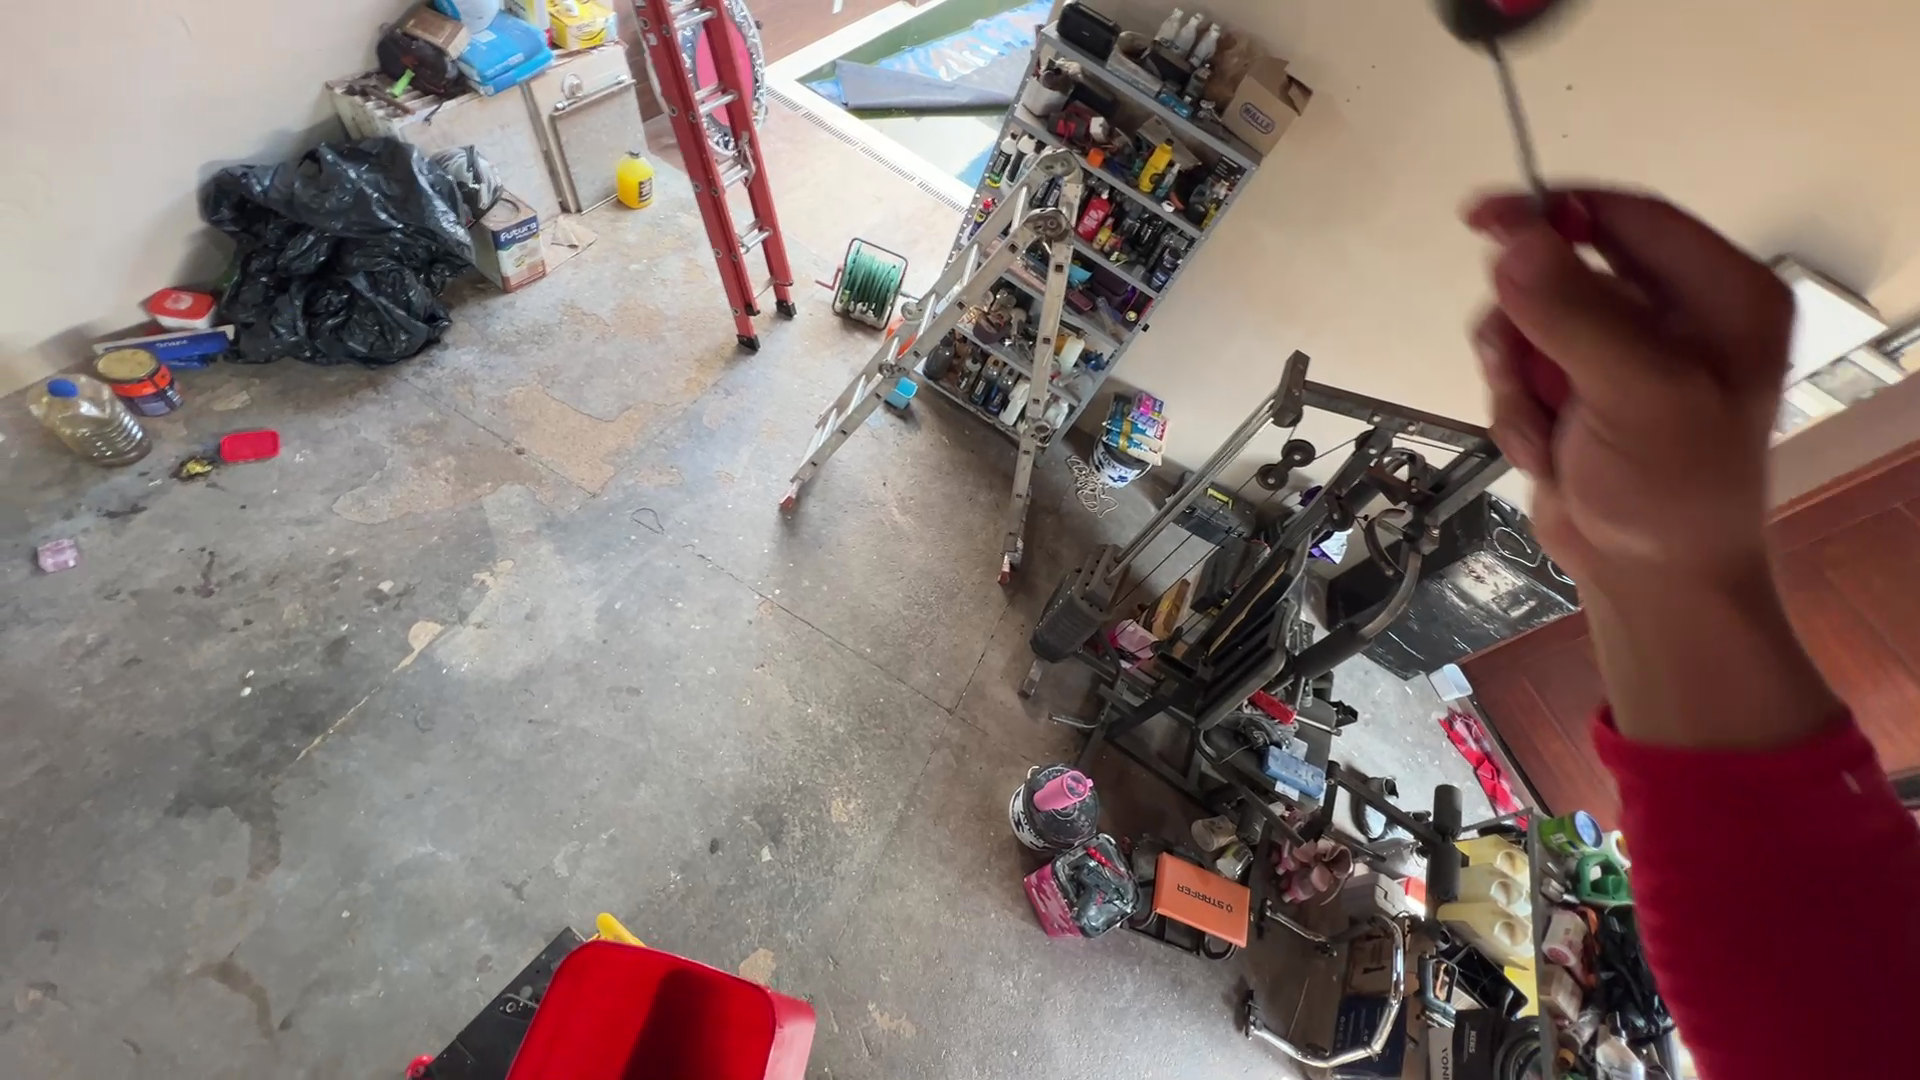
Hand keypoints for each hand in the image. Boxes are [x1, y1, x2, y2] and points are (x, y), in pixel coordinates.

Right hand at [1466, 189, 1841, 749]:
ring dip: (1513, 383)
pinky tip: (1544, 447)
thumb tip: (1515, 245)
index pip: (1624, 221)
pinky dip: (1512, 413)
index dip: (1552, 213)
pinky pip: (1510, 375)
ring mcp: (1609, 357)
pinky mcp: (1569, 392)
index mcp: (1714, 296)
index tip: (1481, 218)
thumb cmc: (1668, 486)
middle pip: (1556, 278)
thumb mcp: (1632, 392)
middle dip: (1524, 333)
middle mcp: (1663, 317)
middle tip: (1517, 368)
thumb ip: (1574, 315)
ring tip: (1546, 429)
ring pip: (1520, 331)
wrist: (1643, 570)